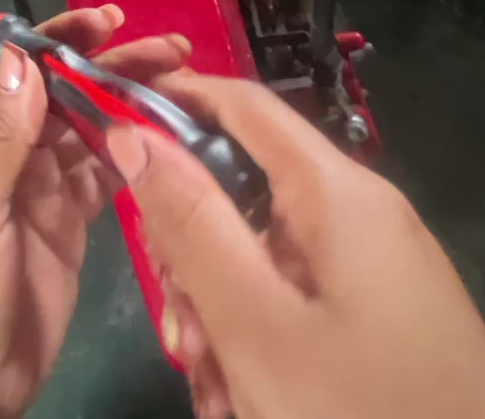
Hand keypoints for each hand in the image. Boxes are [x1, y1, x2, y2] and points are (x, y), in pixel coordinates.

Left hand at [0, 6, 185, 418]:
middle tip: (167, 48)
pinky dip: (131, 155)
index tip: (106, 21)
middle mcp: (4, 150)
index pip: (14, 71)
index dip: (58, 42)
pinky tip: (166, 139)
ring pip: (87, 130)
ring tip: (179, 83)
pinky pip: (102, 175)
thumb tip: (21, 58)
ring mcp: (38, 185)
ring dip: (126, 104)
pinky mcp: (69, 221)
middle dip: (106, 67)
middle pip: (59, 95)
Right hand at [109, 64, 484, 418]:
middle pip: (238, 183)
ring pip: (255, 244)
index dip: (168, 98)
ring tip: (208, 377)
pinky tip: (239, 390)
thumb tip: (129, 129)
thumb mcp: (253, 323)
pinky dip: (251, 326)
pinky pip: (288, 289)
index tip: (105, 126)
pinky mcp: (380, 315)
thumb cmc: (359, 417)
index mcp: (339, 194)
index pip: (239, 101)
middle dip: (187, 241)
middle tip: (174, 321)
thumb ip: (188, 218)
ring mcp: (373, 267)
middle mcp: (360, 214)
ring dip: (212, 299)